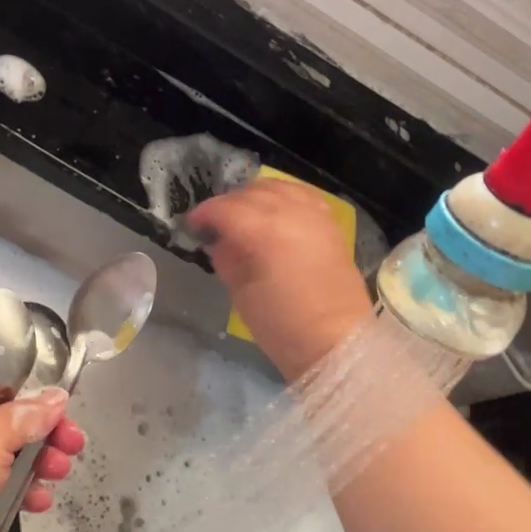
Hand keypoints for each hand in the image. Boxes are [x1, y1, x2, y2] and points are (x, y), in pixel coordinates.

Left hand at [0, 373, 85, 531]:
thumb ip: (30, 414)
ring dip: (42, 462)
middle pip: (15, 420)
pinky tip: (39, 501)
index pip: (3, 382)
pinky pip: (5, 486)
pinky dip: (24, 491)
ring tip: (60, 472)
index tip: (65, 404)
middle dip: (48, 431)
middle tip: (75, 443)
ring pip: (14, 455)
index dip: (36, 390)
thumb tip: (57, 395)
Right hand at [186, 176, 373, 381]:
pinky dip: (284, 196)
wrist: (337, 345)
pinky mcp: (332, 225)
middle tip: (215, 225)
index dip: (204, 214)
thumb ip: (228, 260)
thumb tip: (220, 242)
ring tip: (243, 215)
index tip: (192, 225)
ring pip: (280, 186)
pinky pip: (304, 195)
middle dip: (228, 204)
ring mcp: (317, 216)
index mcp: (267, 232)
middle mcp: (294, 213)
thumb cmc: (284, 328)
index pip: (226, 209)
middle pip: (252, 193)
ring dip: (256, 195)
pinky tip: (275, 211)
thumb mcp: (242, 296)